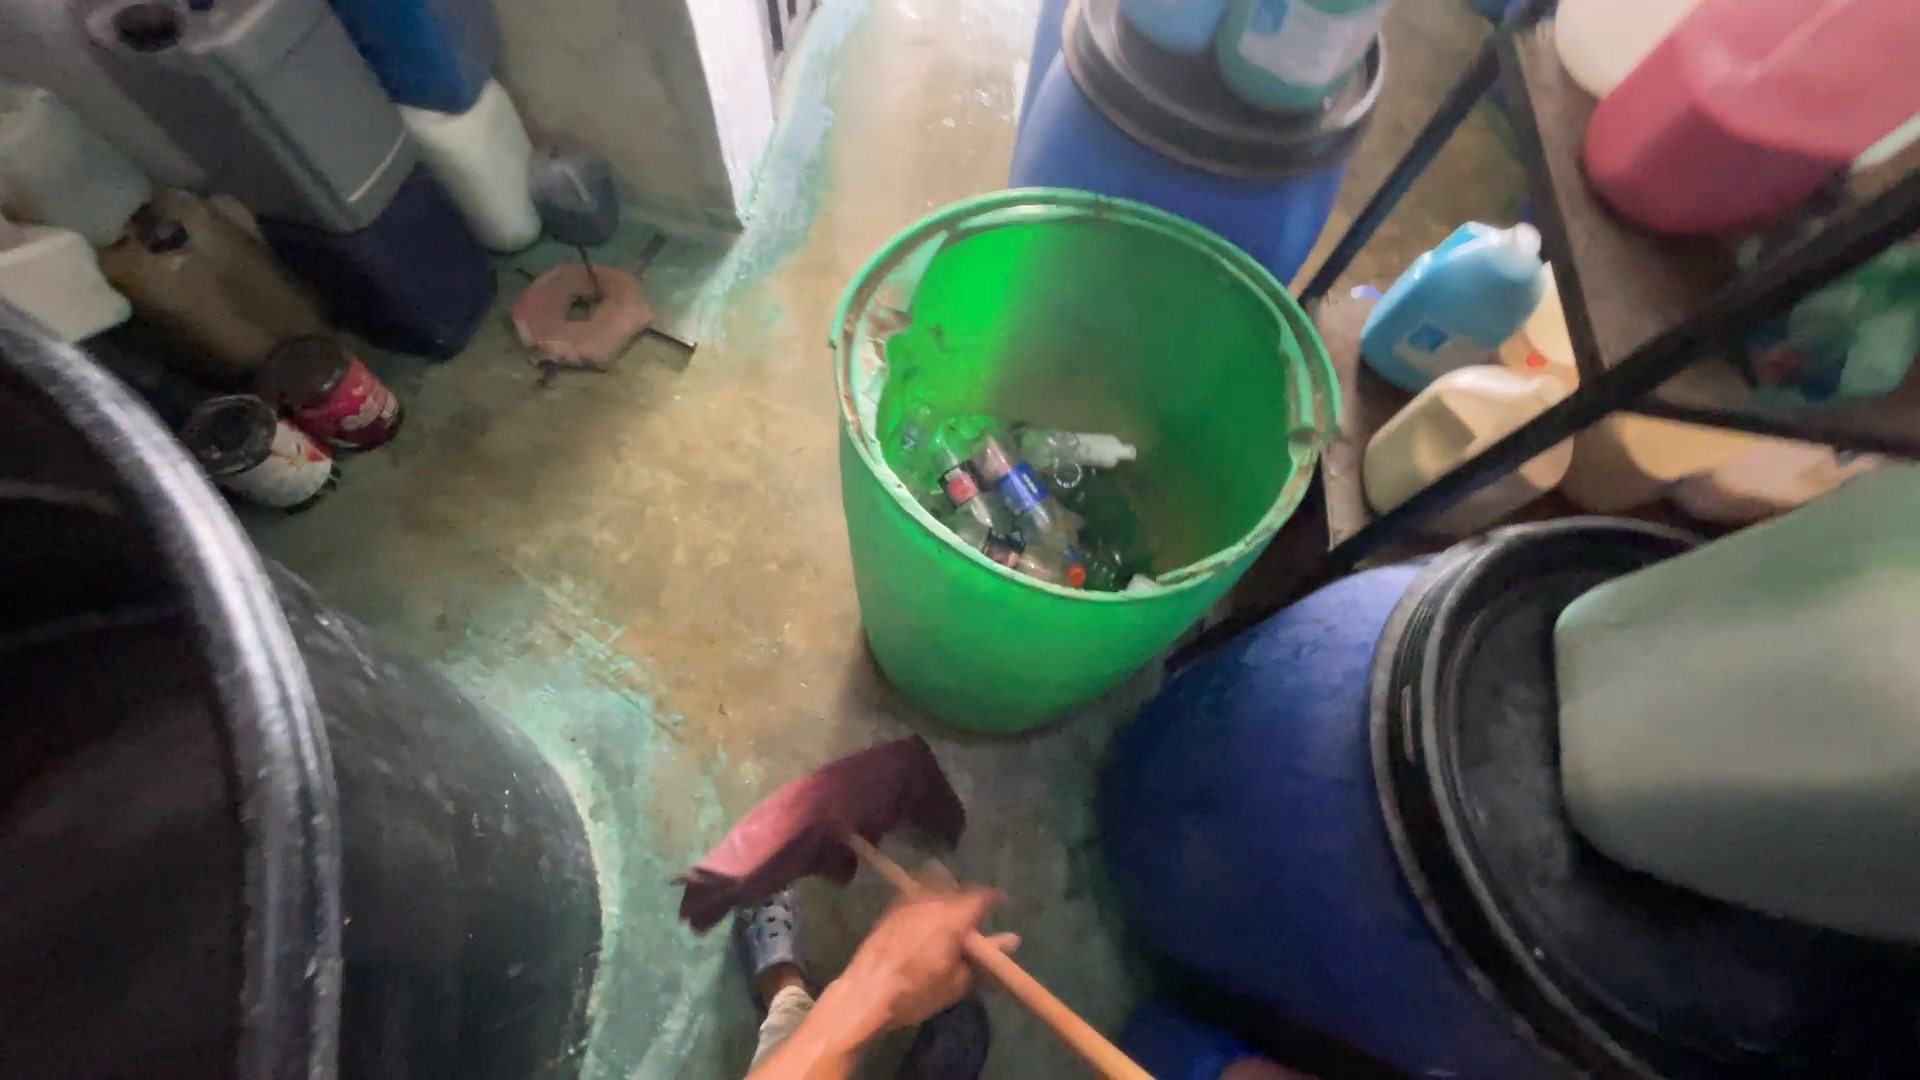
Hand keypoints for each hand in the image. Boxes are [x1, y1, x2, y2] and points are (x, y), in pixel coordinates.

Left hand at [827, 888, 1019, 1035]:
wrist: (868, 991)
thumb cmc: (917, 992)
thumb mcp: (958, 982)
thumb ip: (987, 957)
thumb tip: (1013, 939)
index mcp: (954, 916)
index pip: (982, 896)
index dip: (994, 898)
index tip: (1002, 904)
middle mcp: (934, 900)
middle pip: (959, 892)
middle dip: (970, 903)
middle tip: (975, 924)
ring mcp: (911, 901)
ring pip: (938, 893)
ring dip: (948, 903)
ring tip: (950, 925)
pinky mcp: (893, 908)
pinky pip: (918, 898)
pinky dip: (929, 907)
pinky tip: (925, 927)